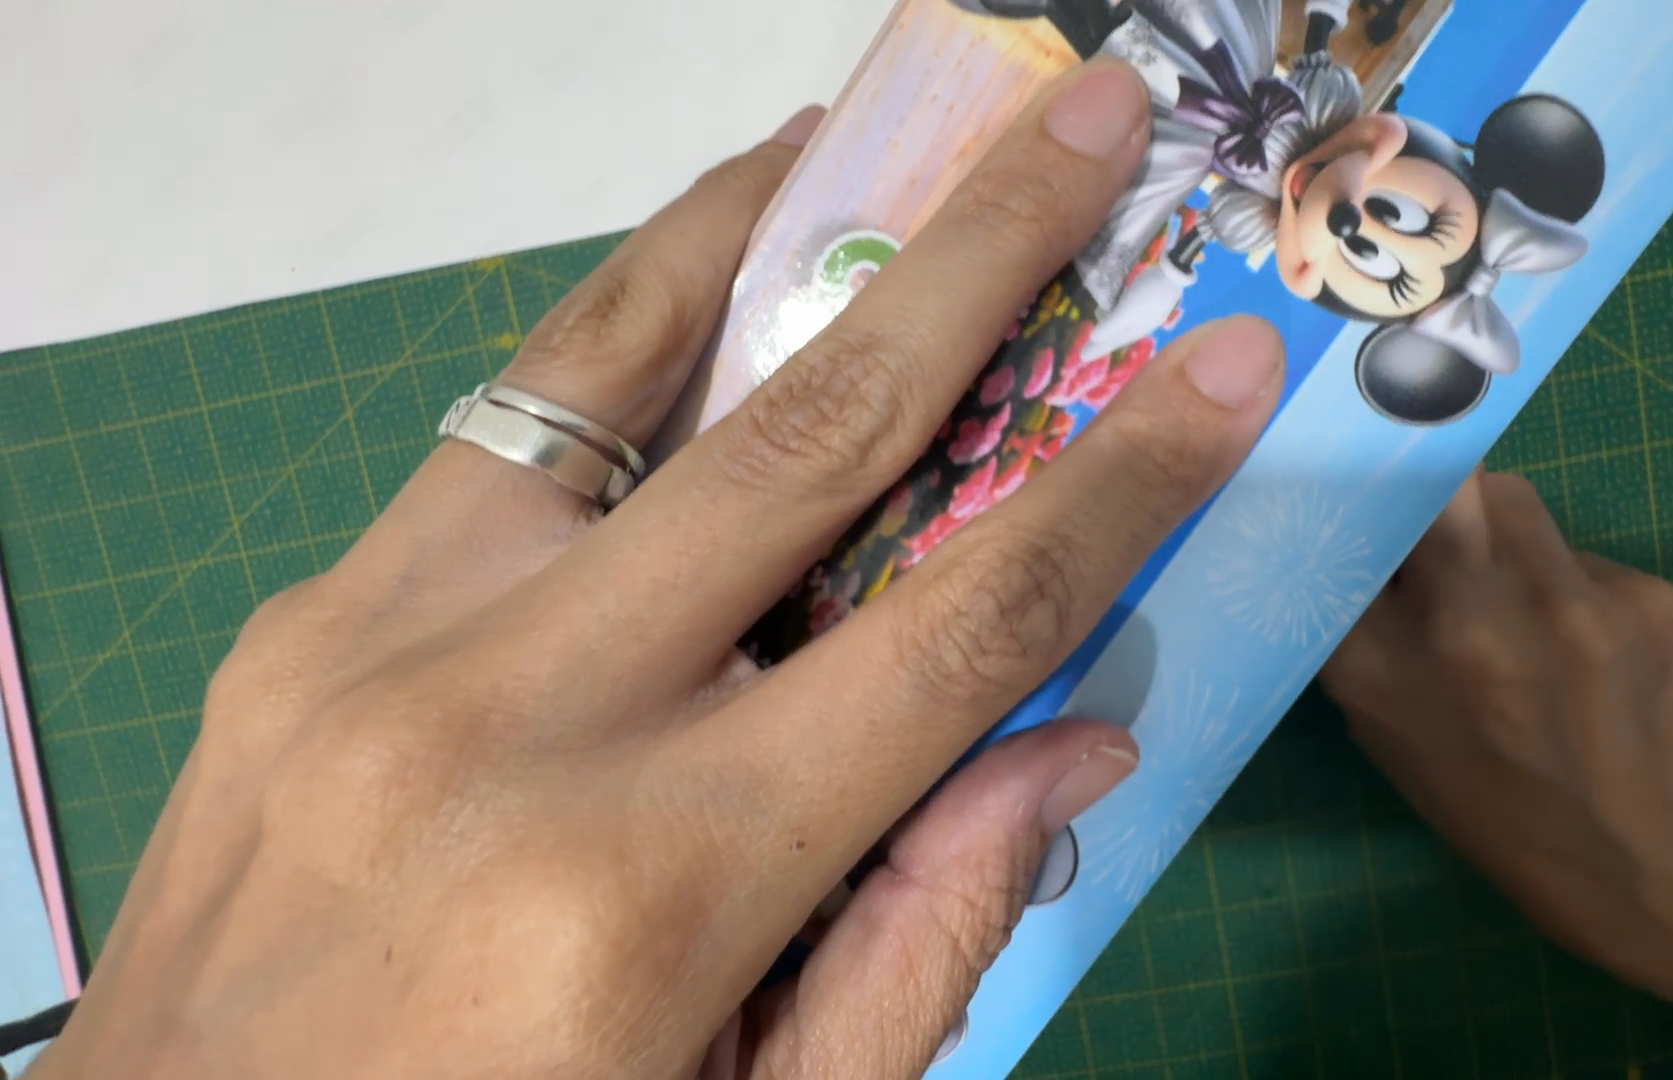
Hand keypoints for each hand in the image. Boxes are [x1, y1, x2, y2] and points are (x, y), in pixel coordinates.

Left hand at [30, 58, 1288, 1079]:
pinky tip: (722, 240)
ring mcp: (393, 638)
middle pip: (825, 434)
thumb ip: (928, 929)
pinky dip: (645, 299)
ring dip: (783, 224)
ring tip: (879, 131)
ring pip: (639, 362)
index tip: (1222, 373)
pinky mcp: (324, 612)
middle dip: (985, 254)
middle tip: (1083, 124)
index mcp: (663, 880)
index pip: (967, 629)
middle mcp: (526, 722)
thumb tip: (1066, 742)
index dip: (1124, 486)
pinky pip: (525, 406)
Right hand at [1322, 470, 1672, 1079]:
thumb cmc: (1468, 783)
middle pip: (1445, 483)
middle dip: (1433, 493)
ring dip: (1492, 524)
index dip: (1360, 497)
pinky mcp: (1656, 601)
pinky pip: (1577, 549)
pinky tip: (1568, 635)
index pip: (1353, 525)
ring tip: (1502, 590)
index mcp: (1380, 655)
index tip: (1358, 496)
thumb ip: (1351, 618)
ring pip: (1515, 498)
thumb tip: (1356, 531)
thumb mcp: (1369, 707)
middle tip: (1431, 527)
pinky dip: (1557, 573)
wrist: (1628, 857)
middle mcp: (1473, 618)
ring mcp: (1574, 606)